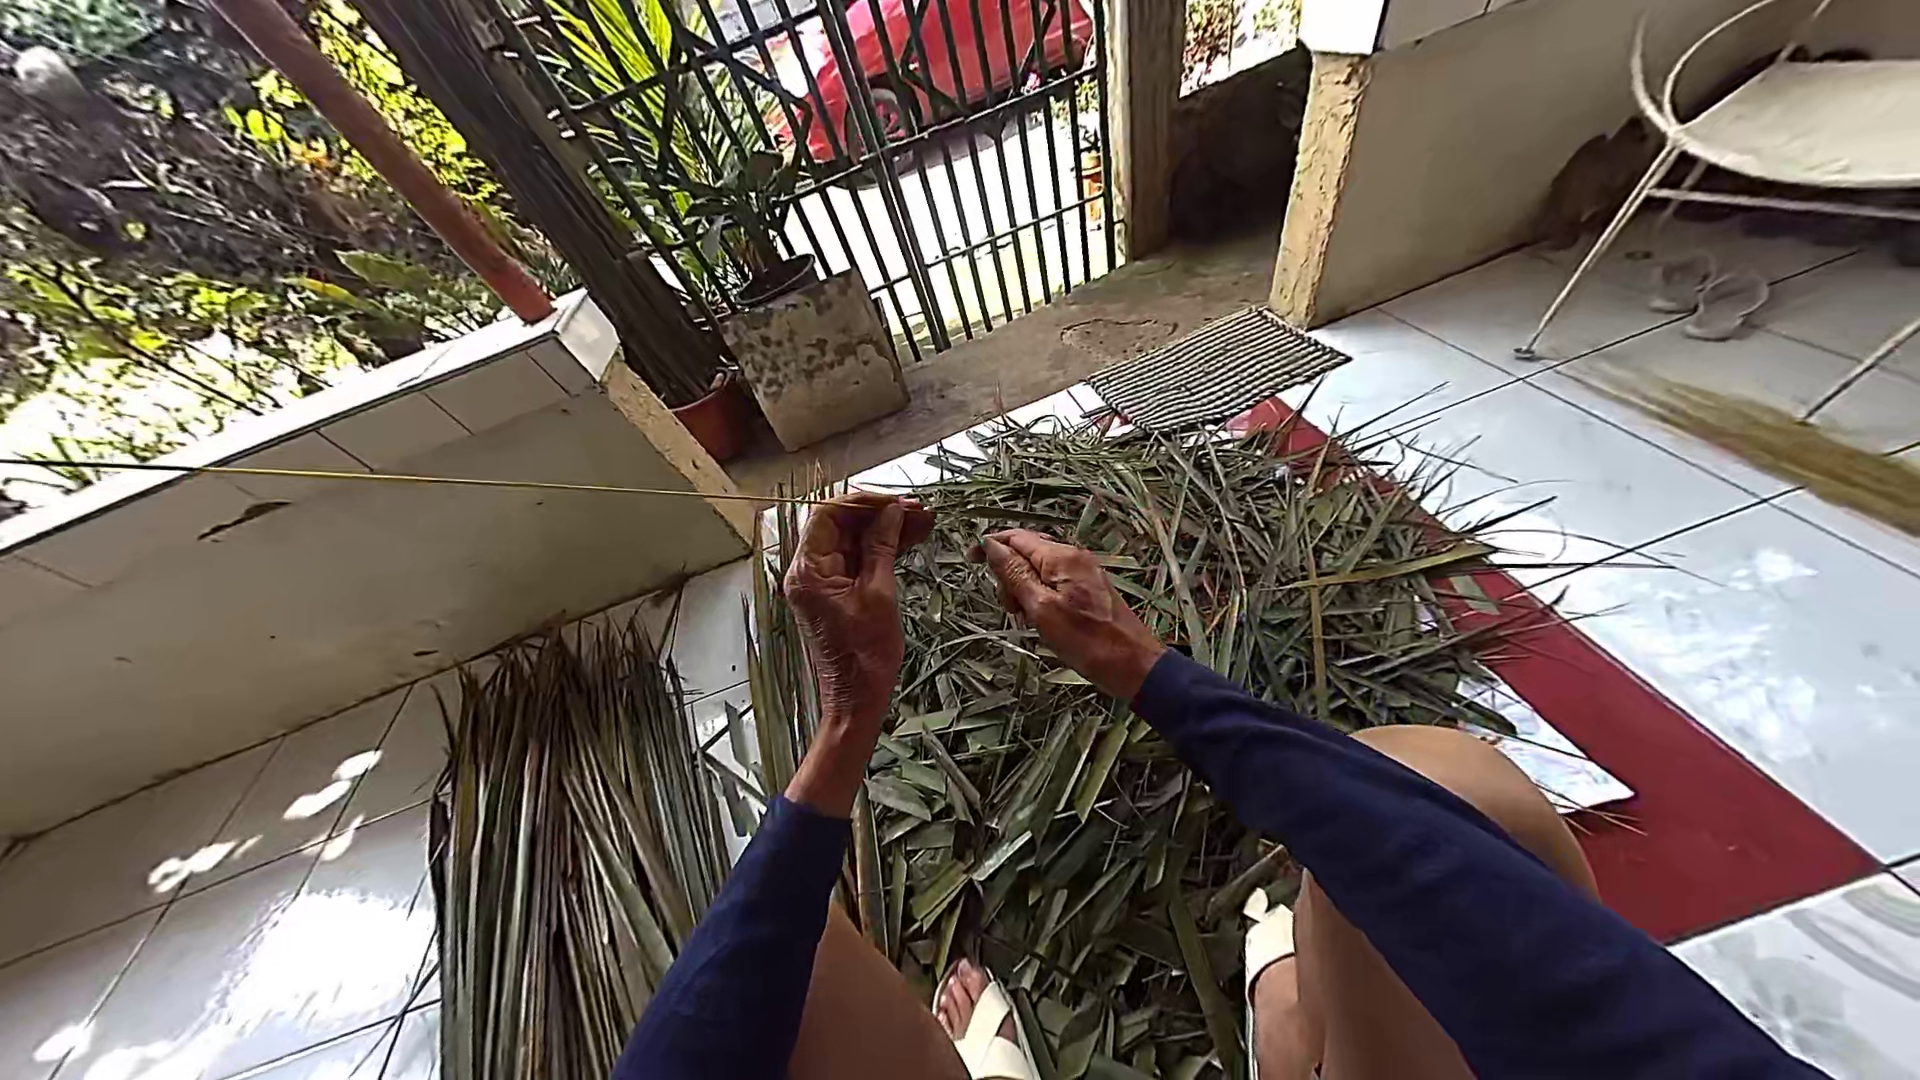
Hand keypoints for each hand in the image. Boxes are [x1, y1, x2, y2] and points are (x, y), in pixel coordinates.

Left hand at [782, 493, 931, 815]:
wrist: (859, 695)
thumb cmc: (867, 652)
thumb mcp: (879, 592)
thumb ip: (882, 545)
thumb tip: (892, 511)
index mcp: (808, 570)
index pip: (827, 515)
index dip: (862, 502)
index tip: (896, 501)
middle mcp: (808, 571)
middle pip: (841, 525)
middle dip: (879, 513)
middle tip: (917, 510)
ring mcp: (822, 580)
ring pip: (853, 540)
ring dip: (885, 528)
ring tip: (923, 520)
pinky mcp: (837, 590)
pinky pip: (858, 558)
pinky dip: (881, 547)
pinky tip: (910, 538)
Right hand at [974, 529, 1166, 699]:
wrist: (1133, 665)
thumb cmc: (1087, 641)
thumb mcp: (1041, 609)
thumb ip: (1014, 574)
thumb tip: (990, 545)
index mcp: (1061, 556)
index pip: (1016, 537)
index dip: (989, 545)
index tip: (969, 560)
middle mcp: (1072, 555)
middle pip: (1025, 549)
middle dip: (1007, 572)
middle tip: (1009, 607)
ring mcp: (1082, 570)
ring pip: (1037, 566)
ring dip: (1021, 586)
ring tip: (1024, 616)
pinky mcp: (1087, 586)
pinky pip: (1051, 579)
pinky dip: (1037, 594)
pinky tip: (1038, 616)